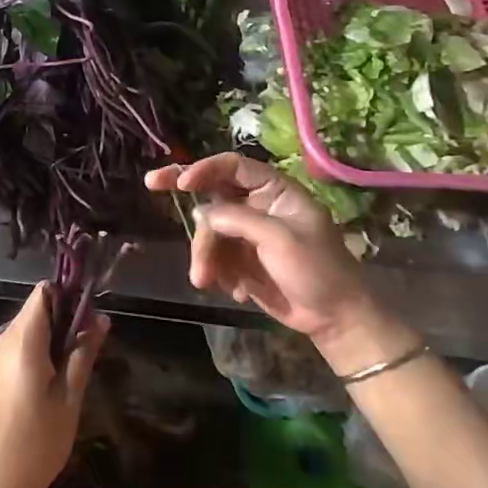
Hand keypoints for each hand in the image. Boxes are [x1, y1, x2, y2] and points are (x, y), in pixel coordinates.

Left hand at [0, 283, 108, 487]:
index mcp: (23, 337)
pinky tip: (61, 376)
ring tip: (83, 360)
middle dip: (68, 316)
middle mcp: (6, 337)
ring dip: (58, 335)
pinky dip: (44, 350)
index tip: (94, 310)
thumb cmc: (37, 439)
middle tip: (95, 341)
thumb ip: (83, 352)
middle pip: (39, 307)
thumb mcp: (69, 396)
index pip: (44, 291)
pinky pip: (24, 345)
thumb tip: (100, 317)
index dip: (70, 293)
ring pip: (32, 327)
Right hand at [144, 153, 376, 342]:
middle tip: (151, 183)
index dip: (204, 169)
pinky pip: (213, 255)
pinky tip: (233, 289)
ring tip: (205, 280)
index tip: (181, 183)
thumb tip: (202, 214)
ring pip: (208, 230)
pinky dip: (215, 270)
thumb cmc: (318, 270)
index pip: (232, 167)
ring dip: (203, 254)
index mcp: (274, 190)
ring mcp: (246, 232)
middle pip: (212, 192)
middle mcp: (256, 205)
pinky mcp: (240, 258)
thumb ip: (238, 220)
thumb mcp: (280, 239)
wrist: (335, 320)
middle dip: (183, 195)